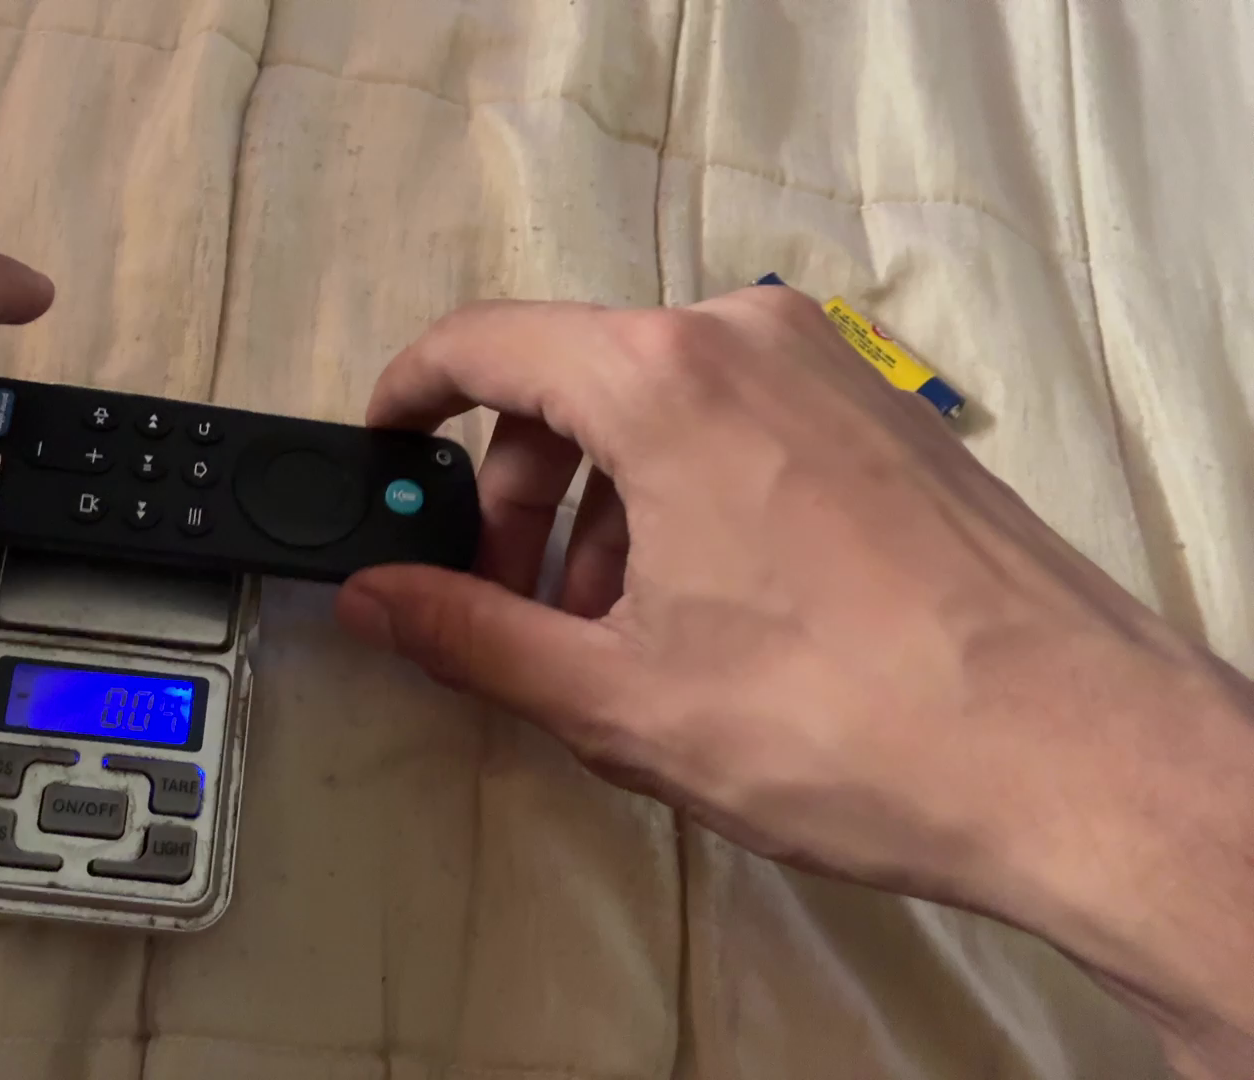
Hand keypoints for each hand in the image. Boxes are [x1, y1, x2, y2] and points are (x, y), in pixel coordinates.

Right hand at [336, 287, 1253, 1073]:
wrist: (1106, 778)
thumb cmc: (834, 725)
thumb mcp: (609, 691)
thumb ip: (464, 632)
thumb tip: (365, 598)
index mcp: (662, 380)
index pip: (482, 341)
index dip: (409, 390)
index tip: (381, 446)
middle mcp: (737, 337)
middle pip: (555, 389)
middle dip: (504, 495)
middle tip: (497, 595)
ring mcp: (814, 363)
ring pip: (630, 410)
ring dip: (579, 509)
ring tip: (592, 623)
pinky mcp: (863, 406)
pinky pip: (708, 423)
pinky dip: (654, 497)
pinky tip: (675, 600)